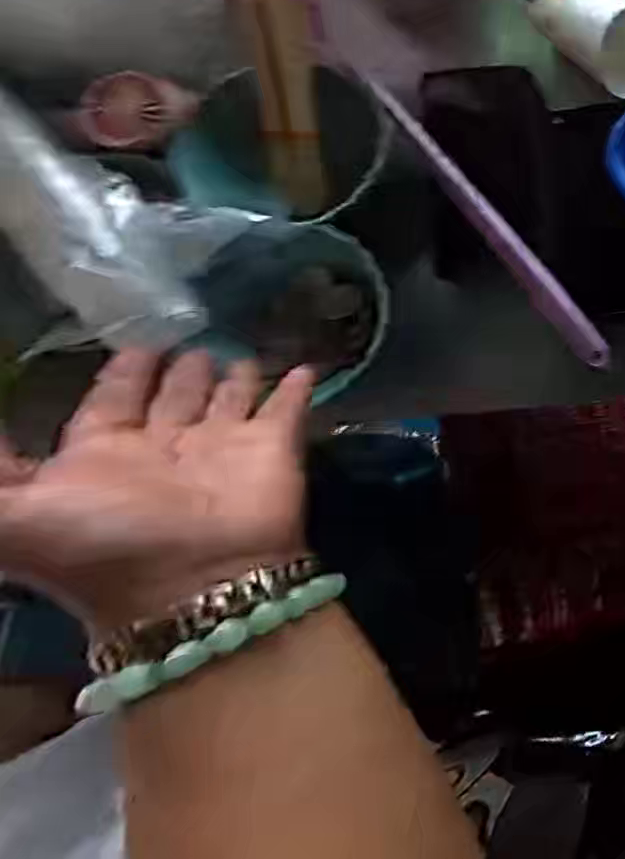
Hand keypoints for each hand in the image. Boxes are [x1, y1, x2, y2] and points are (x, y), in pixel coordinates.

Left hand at [0, 349, 314, 631]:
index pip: (111, 403)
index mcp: (102, 457)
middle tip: (192, 343)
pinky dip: (298, 386)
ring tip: (237, 352)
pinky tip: (304, 367)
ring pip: (230, 399)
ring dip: (234, 377)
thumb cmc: (99, 540)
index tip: (138, 345)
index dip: (121, 375)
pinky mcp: (274, 444)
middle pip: (174, 398)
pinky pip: (288, 407)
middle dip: (181, 372)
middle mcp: (165, 447)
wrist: (197, 573)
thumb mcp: (10, 513)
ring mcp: (225, 445)